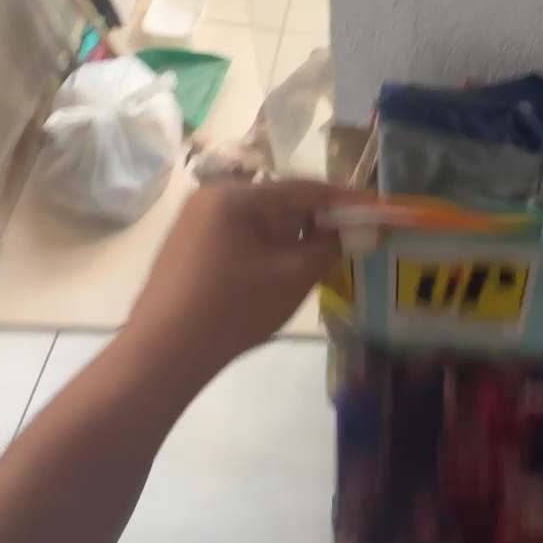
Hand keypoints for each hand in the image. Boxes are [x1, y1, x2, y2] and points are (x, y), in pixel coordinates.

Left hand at [124, 180, 353, 377]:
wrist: (162, 353)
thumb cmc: (234, 308)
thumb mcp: (294, 275)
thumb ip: (332, 244)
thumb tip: (359, 228)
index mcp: (239, 195)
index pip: (308, 189)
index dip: (348, 201)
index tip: (379, 210)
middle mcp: (214, 197)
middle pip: (284, 202)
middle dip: (321, 220)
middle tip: (355, 237)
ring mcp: (195, 221)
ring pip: (262, 221)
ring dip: (295, 236)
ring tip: (324, 257)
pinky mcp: (188, 246)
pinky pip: (241, 236)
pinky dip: (269, 247)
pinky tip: (283, 270)